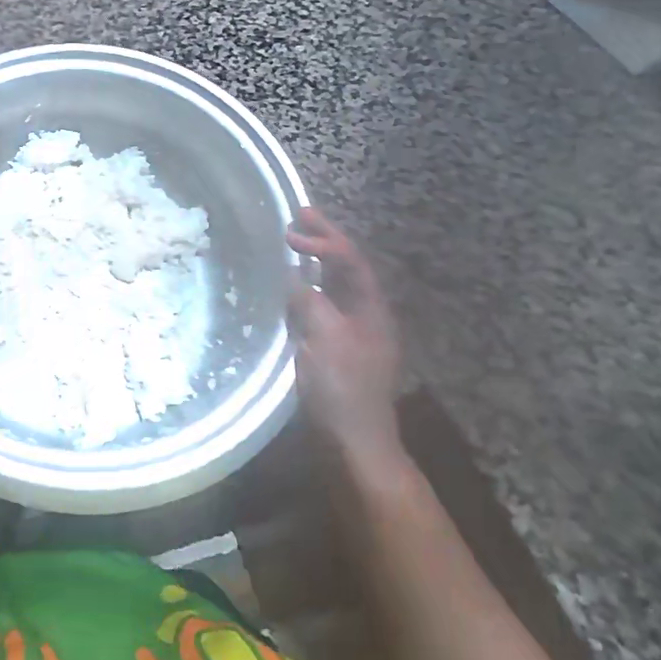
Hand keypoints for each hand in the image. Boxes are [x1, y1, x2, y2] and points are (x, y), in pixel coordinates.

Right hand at [287, 208, 407, 476]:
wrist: (355, 445)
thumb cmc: (343, 391)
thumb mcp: (324, 340)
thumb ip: (309, 303)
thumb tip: (294, 281)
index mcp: (371, 310)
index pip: (350, 261)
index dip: (324, 241)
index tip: (291, 233)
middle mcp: (366, 316)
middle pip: (346, 268)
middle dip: (324, 241)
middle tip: (299, 214)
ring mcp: (353, 334)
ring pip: (335, 286)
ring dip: (315, 262)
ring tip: (292, 242)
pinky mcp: (336, 350)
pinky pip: (323, 307)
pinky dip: (306, 289)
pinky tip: (289, 288)